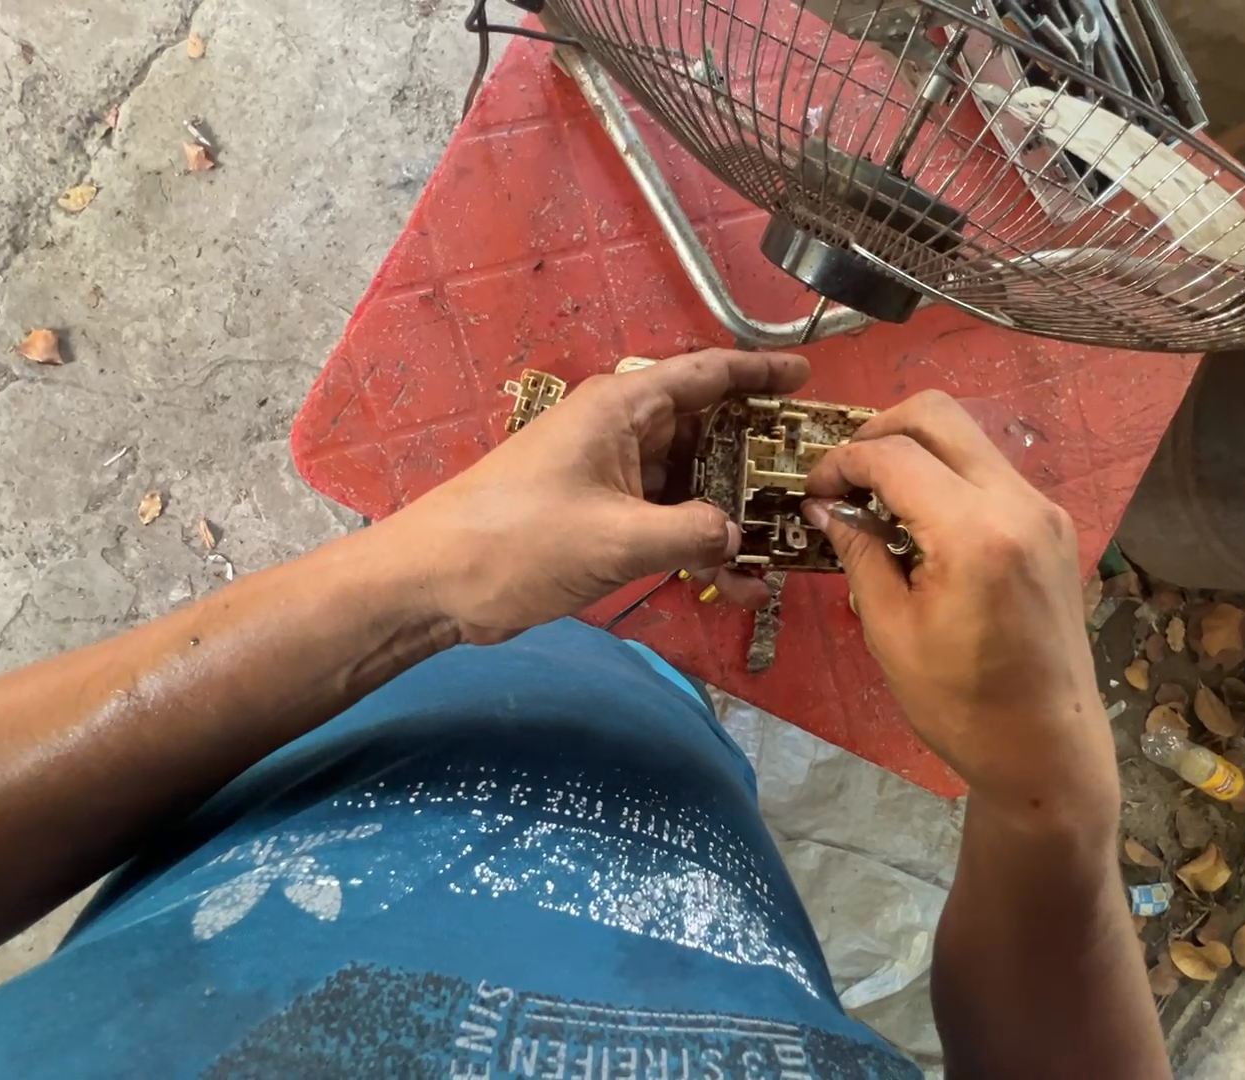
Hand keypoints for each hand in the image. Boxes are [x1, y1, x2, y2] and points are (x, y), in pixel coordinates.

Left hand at [382, 349, 807, 644]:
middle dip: (756, 455)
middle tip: (806, 478)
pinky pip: (667, 522)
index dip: (760, 373)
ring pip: (690, 484)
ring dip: (730, 514)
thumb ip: (691, 532)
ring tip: (781, 543)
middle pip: (707, 431)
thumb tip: (736, 536)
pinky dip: (697, 547)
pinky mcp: (604, 518)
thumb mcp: (616, 537)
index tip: (806, 378)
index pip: (706, 374)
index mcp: (623, 408)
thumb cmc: (521, 539)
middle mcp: (623, 433)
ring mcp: (614, 477)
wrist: (438, 583)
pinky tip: (734, 583)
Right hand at [803, 391, 1115, 839]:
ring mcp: (1044, 509)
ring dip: (912, 451)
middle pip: (938, 415)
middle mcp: (1018, 502)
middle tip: (844, 475)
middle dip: (878, 430)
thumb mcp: (889, 629)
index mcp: (975, 533)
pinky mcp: (1052, 524)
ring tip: (875, 499)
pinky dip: (943, 475)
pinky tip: (918, 520)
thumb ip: (859, 551)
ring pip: (966, 437)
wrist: (1047, 749)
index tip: (813, 490)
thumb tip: (826, 506)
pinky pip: (987, 471)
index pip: (894, 455)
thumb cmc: (958, 703)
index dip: (842, 462)